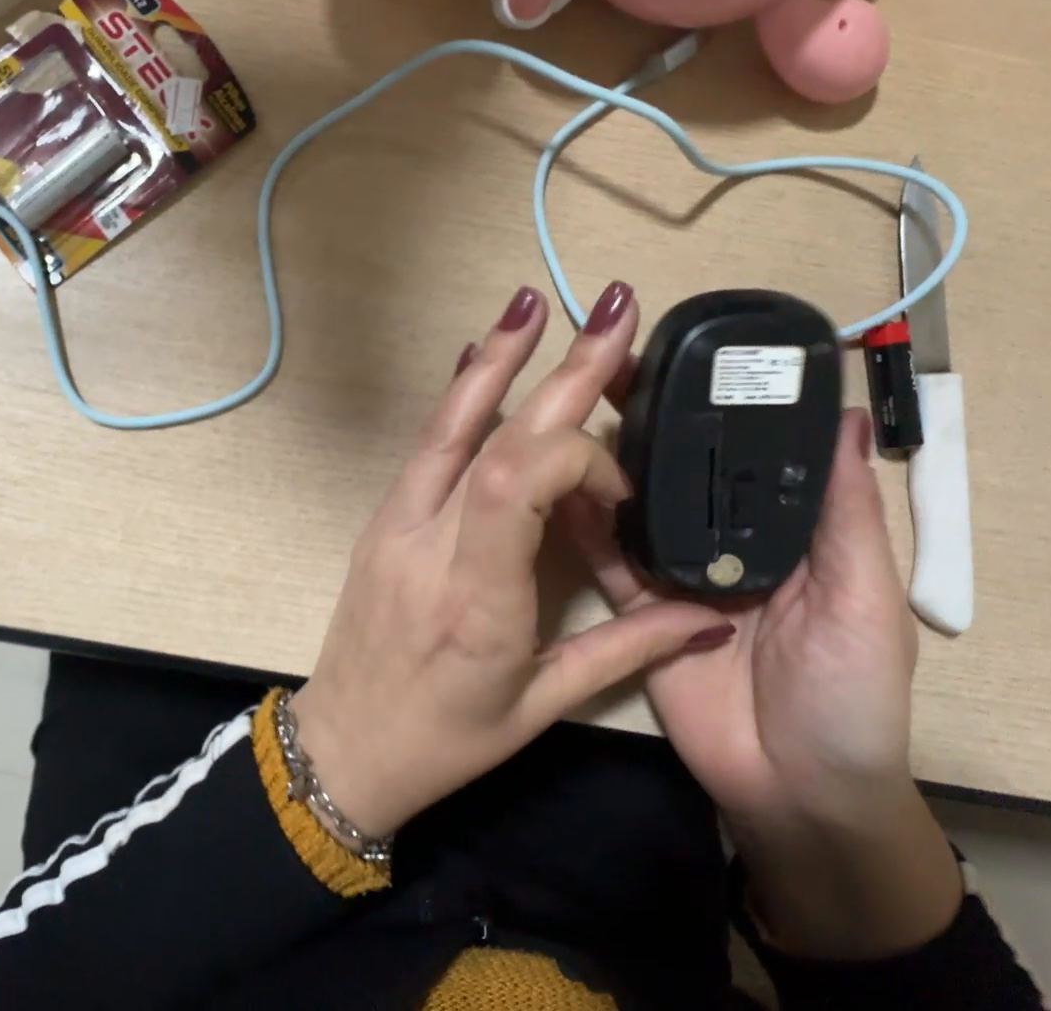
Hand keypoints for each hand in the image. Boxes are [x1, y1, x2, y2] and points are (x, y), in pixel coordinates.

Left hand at [289, 283, 729, 839]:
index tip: (618, 489)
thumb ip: (624, 651)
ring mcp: (394, 527)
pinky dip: (456, 398)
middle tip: (614, 312)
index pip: (516, 482)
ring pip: (445, 427)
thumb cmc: (444, 741)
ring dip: (495, 361)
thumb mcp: (539, 707)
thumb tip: (706, 616)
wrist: (344, 747)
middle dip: (561, 373)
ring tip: (532, 303)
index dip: (579, 458)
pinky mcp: (380, 522)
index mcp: (474, 599)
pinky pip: (423, 447)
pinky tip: (477, 358)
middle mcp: (429, 548)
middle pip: (494, 440)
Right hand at [560, 405, 961, 956]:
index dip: (721, 407)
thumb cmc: (849, 697)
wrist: (792, 793)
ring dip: (609, 465)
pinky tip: (556, 486)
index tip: (684, 356)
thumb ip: (845, 515)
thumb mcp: (865, 599)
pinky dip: (585, 527)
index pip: (749, 455)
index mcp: (789, 534)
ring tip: (569, 414)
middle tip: (609, 372)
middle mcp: (727, 545)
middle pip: (684, 474)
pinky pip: (608, 560)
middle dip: (651, 424)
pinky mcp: (637, 610)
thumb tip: (846, 417)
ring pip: (637, 508)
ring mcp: (676, 576)